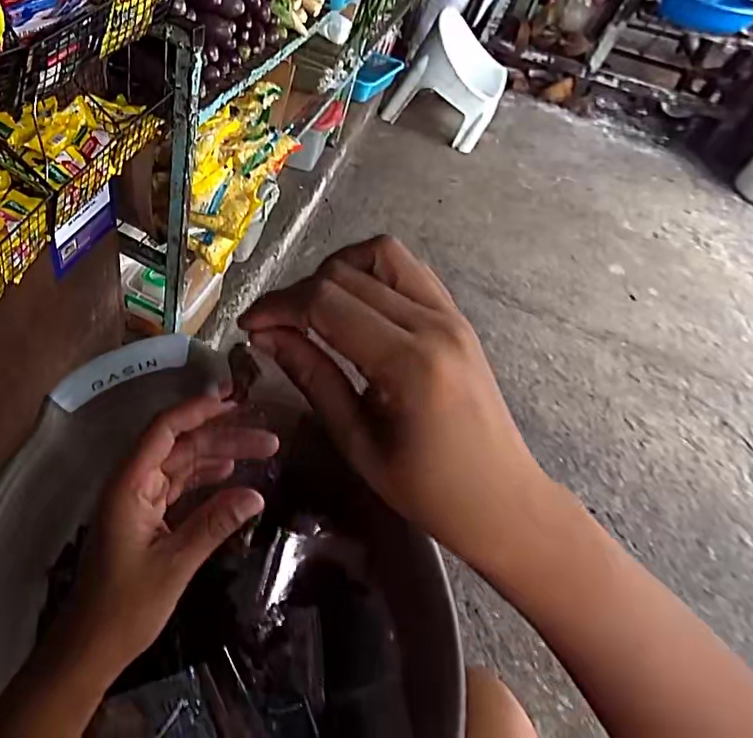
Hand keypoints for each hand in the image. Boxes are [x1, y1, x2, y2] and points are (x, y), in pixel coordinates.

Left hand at [56, 393, 277, 672]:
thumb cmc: (123, 608)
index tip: (233, 400)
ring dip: (220, 454)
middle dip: (224, 436)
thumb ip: (214, 524)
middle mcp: (133, 482)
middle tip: (267, 437)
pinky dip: (207, 475)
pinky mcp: (147, 515)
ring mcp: (140, 498)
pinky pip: (181, 483)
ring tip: (261, 450)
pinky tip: (232, 472)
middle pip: (182, 444)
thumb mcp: (174, 565)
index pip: (164, 430)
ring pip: (184, 462)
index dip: (198, 410)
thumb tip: (257, 495)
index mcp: (129, 484)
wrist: (88, 649)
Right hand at [238, 235, 550, 570]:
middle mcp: (433, 323)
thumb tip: (265, 336)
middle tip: (274, 326)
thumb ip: (312, 377)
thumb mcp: (357, 441)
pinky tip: (353, 305)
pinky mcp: (456, 314)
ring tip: (314, 308)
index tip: (250, 324)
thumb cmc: (429, 489)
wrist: (502, 498)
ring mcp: (450, 313)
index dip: (278, 306)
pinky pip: (407, 269)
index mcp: (409, 363)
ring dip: (337, 270)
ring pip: (381, 253)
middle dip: (298, 292)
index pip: (327, 303)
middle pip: (347, 274)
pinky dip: (371, 273)